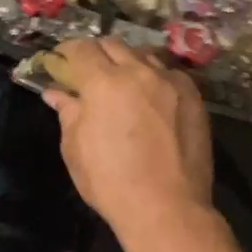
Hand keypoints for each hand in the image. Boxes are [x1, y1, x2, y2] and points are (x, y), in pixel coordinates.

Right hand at [43, 37, 212, 233]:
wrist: (166, 207)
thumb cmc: (109, 179)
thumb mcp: (75, 147)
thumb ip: (68, 112)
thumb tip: (57, 93)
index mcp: (103, 83)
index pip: (81, 48)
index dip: (66, 51)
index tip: (60, 62)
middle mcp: (139, 73)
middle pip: (113, 45)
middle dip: (96, 53)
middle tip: (86, 72)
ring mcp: (171, 83)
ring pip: (144, 55)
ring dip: (127, 62)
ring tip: (121, 82)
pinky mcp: (194, 98)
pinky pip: (170, 74)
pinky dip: (154, 77)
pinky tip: (150, 97)